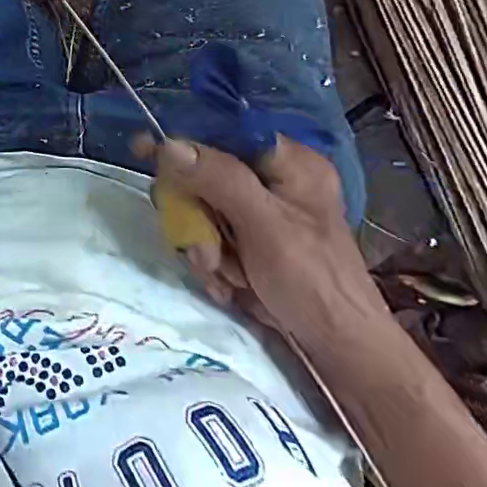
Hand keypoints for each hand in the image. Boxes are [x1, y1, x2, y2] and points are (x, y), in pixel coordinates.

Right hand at [140, 134, 388, 343]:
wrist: (343, 355)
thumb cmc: (313, 282)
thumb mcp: (265, 225)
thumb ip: (219, 179)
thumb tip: (169, 144)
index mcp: (289, 161)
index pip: (223, 132)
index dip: (183, 142)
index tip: (143, 150)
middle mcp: (274, 180)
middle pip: (205, 174)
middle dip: (197, 216)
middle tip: (207, 251)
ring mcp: (262, 213)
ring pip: (203, 210)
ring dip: (204, 246)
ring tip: (226, 276)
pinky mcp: (253, 243)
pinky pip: (212, 237)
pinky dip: (214, 263)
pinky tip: (231, 286)